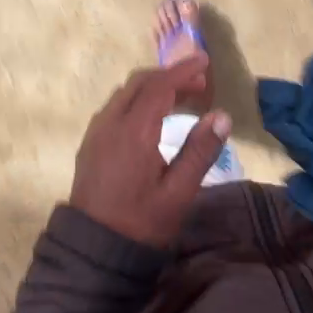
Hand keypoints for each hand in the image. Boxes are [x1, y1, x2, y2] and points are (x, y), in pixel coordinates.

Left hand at [70, 54, 232, 247]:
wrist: (93, 251)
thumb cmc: (140, 223)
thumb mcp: (178, 193)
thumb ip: (200, 151)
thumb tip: (221, 116)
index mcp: (133, 132)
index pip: (159, 87)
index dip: (183, 71)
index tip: (205, 61)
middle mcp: (110, 124)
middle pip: (139, 83)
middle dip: (170, 76)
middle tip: (200, 85)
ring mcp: (96, 133)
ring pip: (125, 94)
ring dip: (153, 88)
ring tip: (182, 99)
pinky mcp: (91, 145)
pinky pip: (116, 108)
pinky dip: (139, 101)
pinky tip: (154, 118)